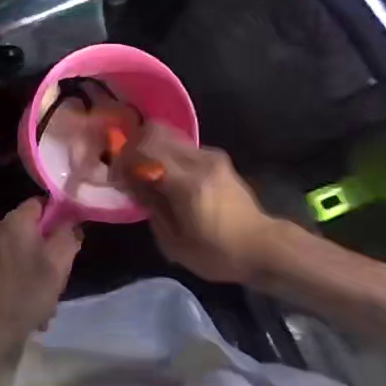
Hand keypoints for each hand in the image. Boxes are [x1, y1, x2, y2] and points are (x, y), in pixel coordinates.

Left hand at [0, 198, 82, 385]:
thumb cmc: (22, 295)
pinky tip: (28, 315)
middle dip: (49, 257)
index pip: (41, 204)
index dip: (60, 218)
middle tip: (58, 285)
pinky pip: (7, 270)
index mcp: (13, 221)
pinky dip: (20, 286)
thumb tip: (71, 222)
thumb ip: (67, 239)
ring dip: (37, 279)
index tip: (72, 242)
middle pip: (32, 233)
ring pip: (22, 256)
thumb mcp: (56, 267)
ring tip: (44, 310)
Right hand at [117, 123, 285, 283]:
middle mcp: (200, 162)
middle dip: (136, 146)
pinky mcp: (219, 160)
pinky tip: (167, 176)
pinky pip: (183, 146)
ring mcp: (212, 158)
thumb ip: (151, 207)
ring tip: (147, 172)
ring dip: (153, 149)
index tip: (118, 177)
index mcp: (187, 184)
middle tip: (128, 168)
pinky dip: (168, 154)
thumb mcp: (174, 243)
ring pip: (169, 136)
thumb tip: (136, 185)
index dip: (124, 160)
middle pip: (156, 133)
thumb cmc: (219, 253)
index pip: (144, 152)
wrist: (266, 249)